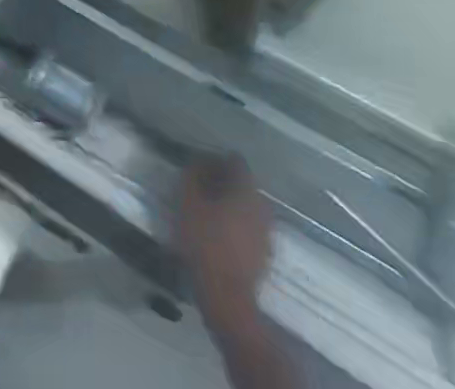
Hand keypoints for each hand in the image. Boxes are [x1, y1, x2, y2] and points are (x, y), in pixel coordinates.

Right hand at [177, 154, 272, 320]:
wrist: (227, 296)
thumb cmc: (204, 243)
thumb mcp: (188, 203)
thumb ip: (192, 176)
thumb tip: (198, 161)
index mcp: (246, 190)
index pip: (235, 161)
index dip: (215, 160)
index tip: (197, 167)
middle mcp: (262, 204)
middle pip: (242, 183)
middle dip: (221, 181)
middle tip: (198, 188)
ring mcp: (266, 229)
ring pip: (246, 205)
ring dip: (228, 203)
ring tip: (205, 212)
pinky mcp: (264, 250)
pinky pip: (249, 225)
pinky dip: (234, 223)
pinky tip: (217, 233)